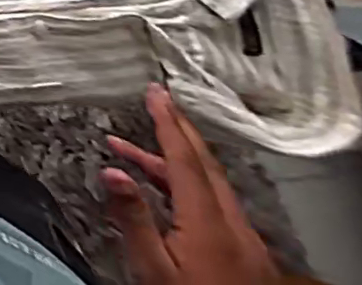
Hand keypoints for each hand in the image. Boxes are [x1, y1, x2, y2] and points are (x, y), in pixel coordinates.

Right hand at [103, 84, 279, 284]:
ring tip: (128, 150)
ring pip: (211, 186)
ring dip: (173, 159)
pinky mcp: (250, 258)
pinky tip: (165, 189)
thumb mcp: (154, 269)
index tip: (156, 93)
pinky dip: (188, 183)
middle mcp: (235, 228)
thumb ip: (134, 219)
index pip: (185, 161)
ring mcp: (248, 244)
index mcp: (210, 225)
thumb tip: (111, 171)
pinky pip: (217, 204)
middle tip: (160, 100)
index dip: (168, 123)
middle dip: (180, 130)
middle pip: (206, 167)